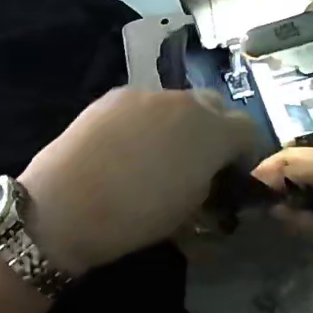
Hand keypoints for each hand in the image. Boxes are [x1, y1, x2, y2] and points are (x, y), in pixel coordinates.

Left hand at [19, 89, 258, 275]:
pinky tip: (126, 146)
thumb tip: (213, 178)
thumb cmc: (134, 218)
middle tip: (198, 162)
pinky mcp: (115, 94)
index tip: (229, 174)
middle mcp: (185, 103)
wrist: (64, 206)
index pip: (248, 129)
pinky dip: (147, 120)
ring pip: (178, 103)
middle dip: (214, 130)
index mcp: (213, 132)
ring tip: (156, 154)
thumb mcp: (187, 212)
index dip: (243, 152)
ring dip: (179, 124)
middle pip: (215, 107)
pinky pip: (145, 104)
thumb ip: (210, 185)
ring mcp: (147, 94)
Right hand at [252, 148, 312, 302]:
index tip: (245, 190)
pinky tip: (295, 207)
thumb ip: (291, 218)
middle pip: (303, 158)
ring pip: (312, 168)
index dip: (267, 173)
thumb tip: (262, 206)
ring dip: (290, 182)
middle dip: (276, 174)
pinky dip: (306, 190)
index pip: (295, 160)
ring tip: (270, 202)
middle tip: (253, 194)